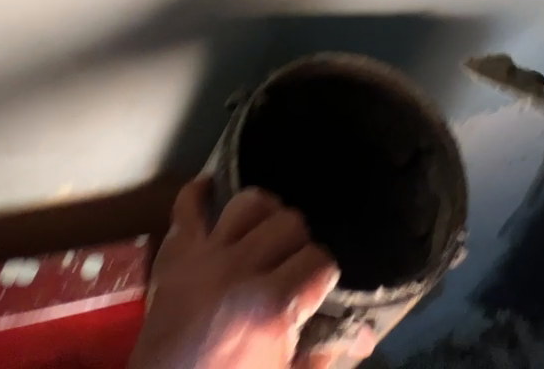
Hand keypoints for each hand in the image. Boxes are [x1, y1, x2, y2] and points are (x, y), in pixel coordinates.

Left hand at [131, 178, 341, 368]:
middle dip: (298, 244)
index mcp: (271, 306)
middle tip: (290, 268)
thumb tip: (367, 334)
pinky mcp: (176, 254)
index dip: (323, 276)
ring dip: (263, 217)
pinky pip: (188, 205)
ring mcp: (205, 256)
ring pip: (250, 202)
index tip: (315, 290)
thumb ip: (323, 354)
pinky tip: (214, 191)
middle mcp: (240, 270)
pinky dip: (201, 193)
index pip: (320, 261)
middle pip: (290, 223)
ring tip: (263, 237)